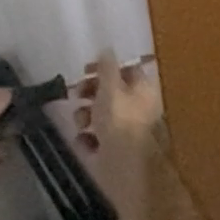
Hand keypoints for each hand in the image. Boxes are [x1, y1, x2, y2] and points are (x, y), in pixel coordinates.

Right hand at [74, 49, 162, 209]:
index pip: (126, 70)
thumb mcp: (110, 88)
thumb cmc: (120, 123)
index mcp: (143, 90)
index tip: (84, 71)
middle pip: (112, 93)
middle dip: (91, 93)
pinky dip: (89, 140)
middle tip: (76, 95)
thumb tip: (106, 48)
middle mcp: (139, 108)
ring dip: (86, 117)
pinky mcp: (117, 153)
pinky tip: (84, 143)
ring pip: (103, 117)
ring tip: (80, 124)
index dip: (105, 68)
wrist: (126, 171)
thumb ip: (107, 68)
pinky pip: (98, 141)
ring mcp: (128, 132)